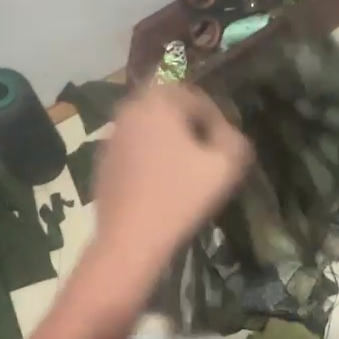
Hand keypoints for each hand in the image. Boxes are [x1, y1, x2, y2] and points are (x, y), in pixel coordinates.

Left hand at [89, 84, 251, 275]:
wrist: (130, 241)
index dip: (218, 121)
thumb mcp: (225, 166)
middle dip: (192, 130)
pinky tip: (162, 189)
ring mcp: (111, 136)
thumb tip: (228, 135)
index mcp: (158, 100)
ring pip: (151, 131)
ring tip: (187, 175)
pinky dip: (151, 162)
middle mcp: (129, 109)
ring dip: (171, 145)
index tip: (226, 148)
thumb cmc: (180, 199)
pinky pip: (135, 152)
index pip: (197, 97)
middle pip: (171, 111)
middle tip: (208, 159)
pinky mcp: (102, 163)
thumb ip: (235, 139)